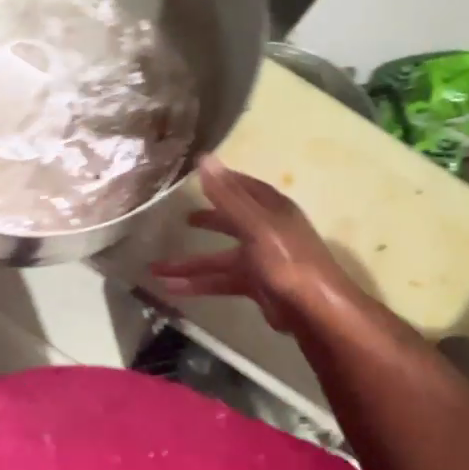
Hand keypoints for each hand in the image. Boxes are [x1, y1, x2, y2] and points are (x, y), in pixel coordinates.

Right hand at [148, 158, 352, 331]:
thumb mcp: (256, 225)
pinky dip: (196, 284)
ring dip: (188, 263)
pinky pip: (219, 281)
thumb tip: (204, 159)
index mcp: (272, 211)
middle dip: (207, 220)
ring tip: (156, 268)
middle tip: (181, 218)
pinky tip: (171, 289)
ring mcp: (261, 260)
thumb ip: (228, 196)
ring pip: (218, 258)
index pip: (246, 188)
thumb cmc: (287, 261)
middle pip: (231, 222)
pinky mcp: (255, 285)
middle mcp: (267, 232)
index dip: (225, 181)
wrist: (312, 310)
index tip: (199, 176)